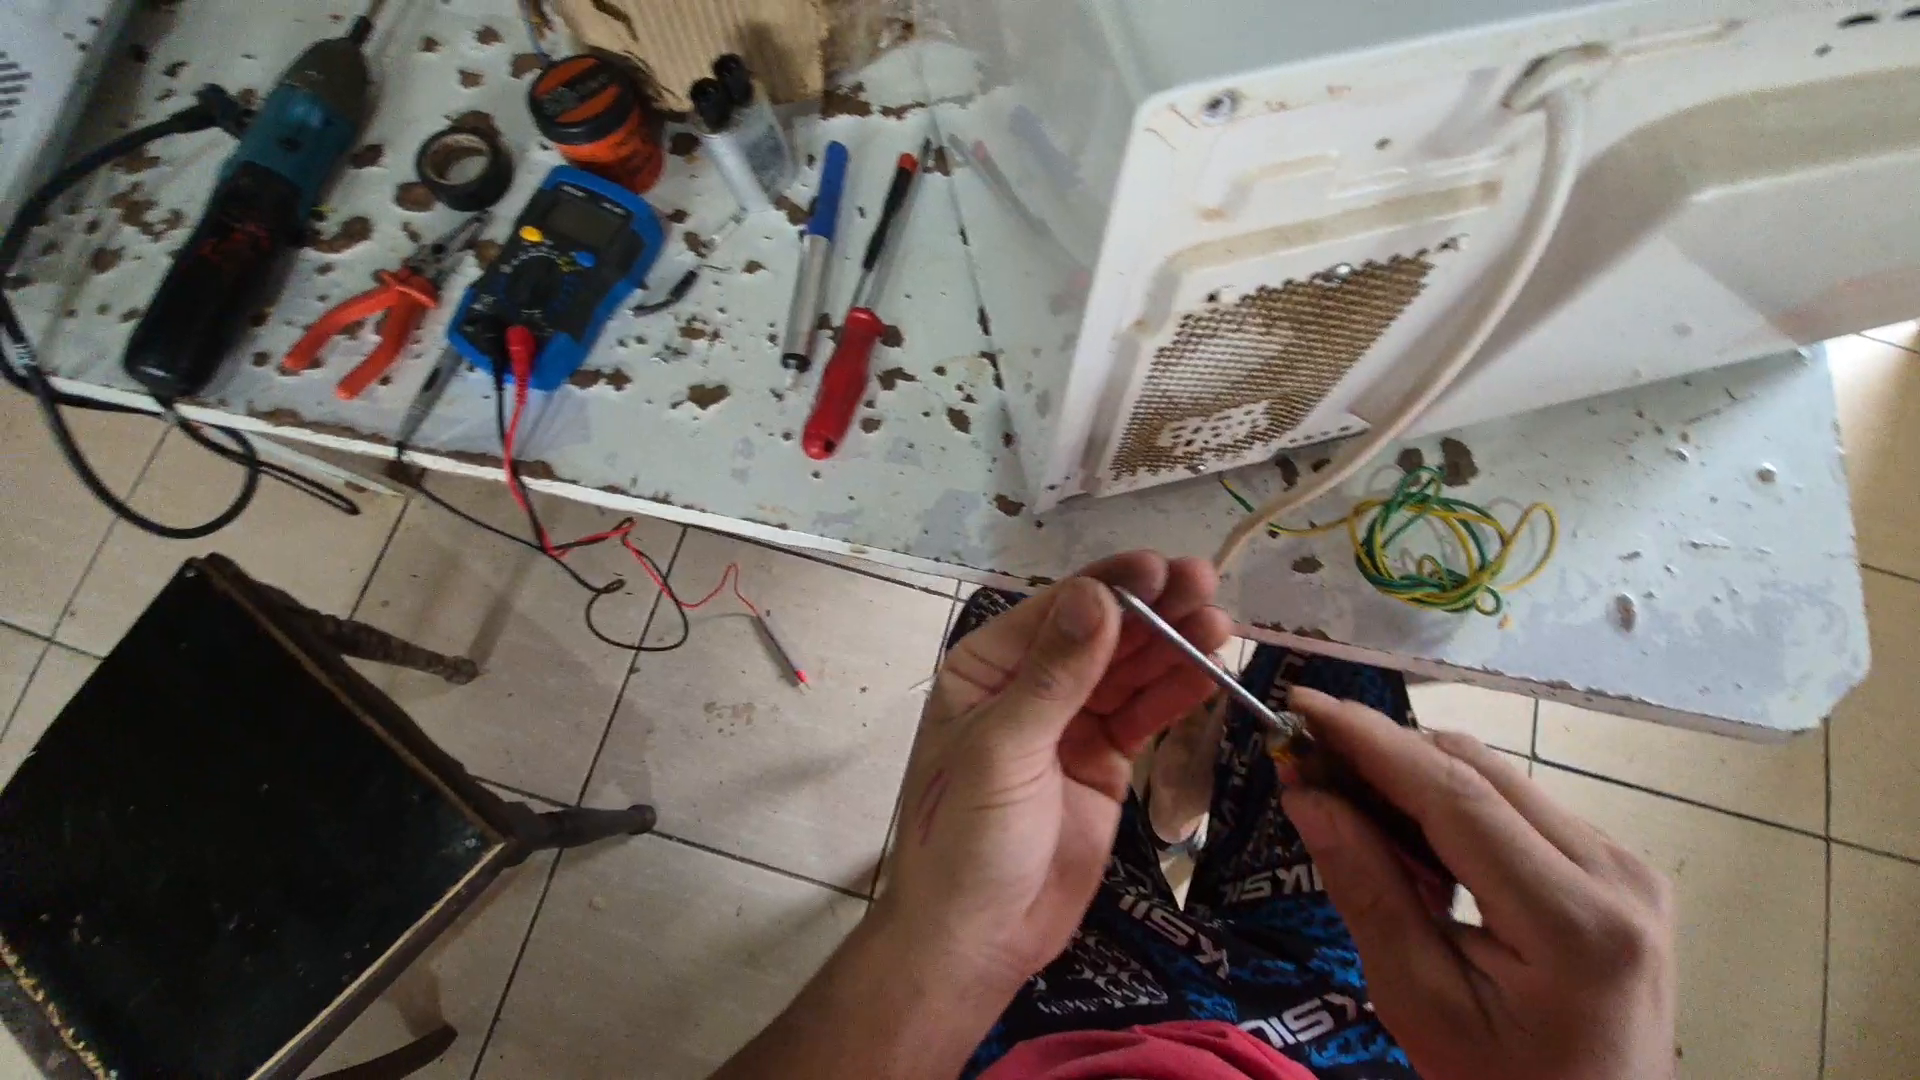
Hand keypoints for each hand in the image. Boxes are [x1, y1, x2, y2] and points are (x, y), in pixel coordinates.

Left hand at [872, 552, 1231, 998]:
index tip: (1159, 567)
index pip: (1055, 613)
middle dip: (1149, 611)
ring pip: (1128, 672)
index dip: (1108, 587)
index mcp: (988, 668)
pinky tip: (1211, 672)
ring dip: (1172, 648)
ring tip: (1221, 624)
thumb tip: (1095, 593)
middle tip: (1205, 583)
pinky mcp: (1103, 760)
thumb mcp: (1004, 750)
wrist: (978, 940)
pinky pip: (1143, 716)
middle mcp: (1029, 685)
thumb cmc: (967, 838)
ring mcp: (1070, 722)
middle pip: (1099, 635)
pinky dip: (1174, 695)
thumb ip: (1054, 675)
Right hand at [1282, 687, 1676, 1079]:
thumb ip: (1365, 888)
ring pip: (1491, 773)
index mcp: (1572, 921)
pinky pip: (1510, 797)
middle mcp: (1614, 873)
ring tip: (1343, 784)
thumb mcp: (1416, 998)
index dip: (1370, 738)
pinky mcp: (1614, 864)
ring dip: (1409, 766)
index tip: (1300, 705)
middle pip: (1474, 769)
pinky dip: (1443, 792)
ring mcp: (1623, 864)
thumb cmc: (1498, 1079)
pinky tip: (1402, 818)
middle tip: (1306, 751)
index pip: (1454, 793)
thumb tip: (1305, 794)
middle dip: (1380, 746)